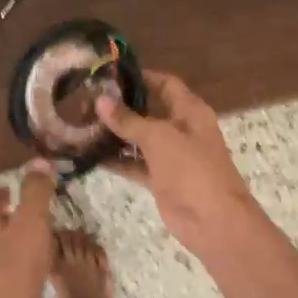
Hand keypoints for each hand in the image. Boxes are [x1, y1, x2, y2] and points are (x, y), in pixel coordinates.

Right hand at [97, 71, 258, 258]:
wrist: (214, 223)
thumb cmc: (192, 170)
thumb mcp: (159, 138)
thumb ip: (128, 119)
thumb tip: (100, 99)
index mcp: (190, 111)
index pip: (164, 83)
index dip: (140, 76)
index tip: (108, 73)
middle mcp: (181, 129)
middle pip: (149, 110)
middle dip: (121, 105)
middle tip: (88, 97)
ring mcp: (171, 155)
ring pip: (139, 137)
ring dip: (115, 132)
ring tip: (82, 122)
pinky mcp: (160, 179)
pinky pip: (135, 163)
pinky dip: (116, 159)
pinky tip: (89, 153)